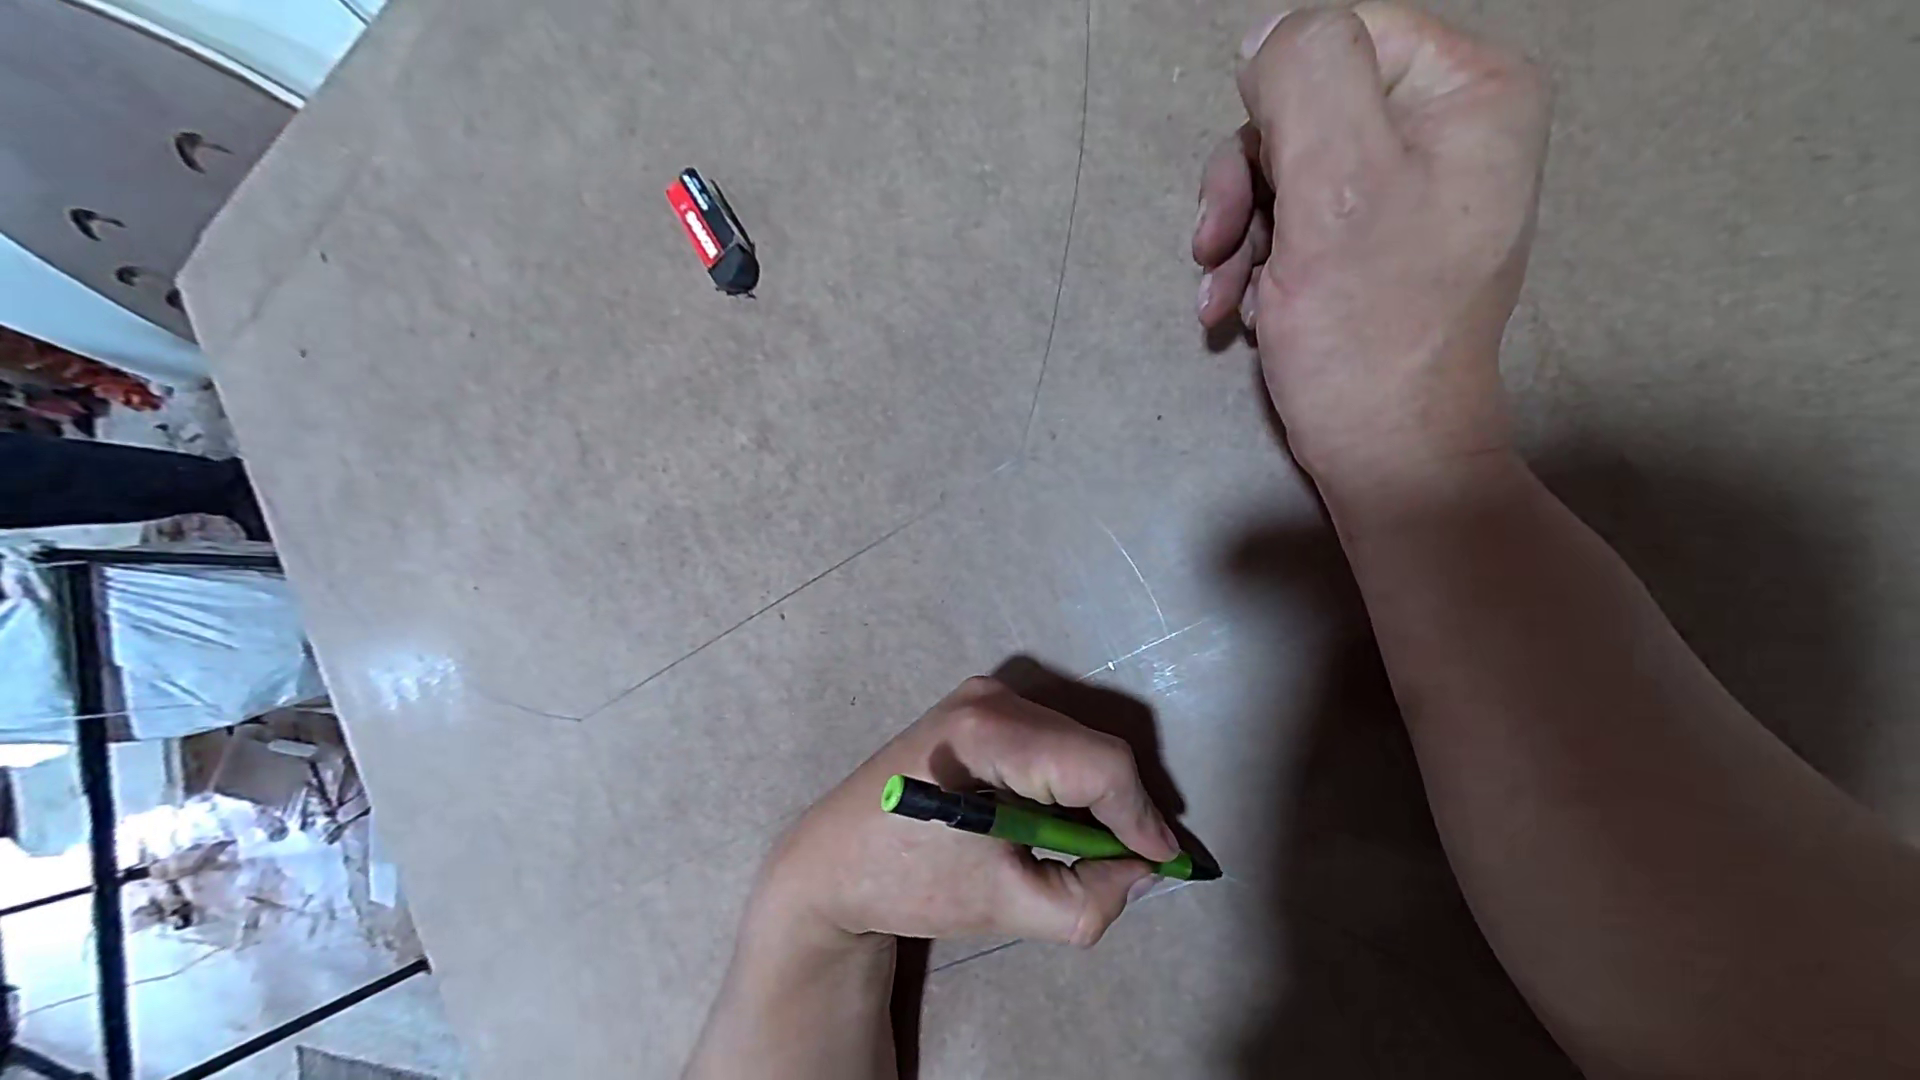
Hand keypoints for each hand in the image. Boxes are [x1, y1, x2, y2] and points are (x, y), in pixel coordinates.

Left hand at [750, 675, 1180, 950]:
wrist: (834, 857)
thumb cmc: (909, 883)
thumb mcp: (1007, 905)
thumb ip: (1090, 897)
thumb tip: (1144, 869)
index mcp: (991, 736)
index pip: (1100, 765)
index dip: (1141, 817)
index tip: (1165, 865)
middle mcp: (992, 698)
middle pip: (1091, 749)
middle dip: (1119, 809)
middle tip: (1127, 864)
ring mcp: (983, 694)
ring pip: (1075, 740)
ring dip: (1094, 794)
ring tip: (1085, 847)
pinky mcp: (980, 703)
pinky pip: (1051, 736)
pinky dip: (1067, 777)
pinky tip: (1052, 816)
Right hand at [1193, 3, 1550, 493]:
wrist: (1384, 446)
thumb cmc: (1363, 326)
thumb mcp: (1334, 185)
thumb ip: (1306, 78)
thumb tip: (1267, 35)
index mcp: (1464, 95)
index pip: (1343, 40)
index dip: (1273, 108)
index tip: (1244, 189)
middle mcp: (1443, 135)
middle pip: (1306, 115)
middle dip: (1245, 188)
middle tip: (1211, 248)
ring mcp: (1402, 199)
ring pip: (1287, 177)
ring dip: (1237, 237)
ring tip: (1218, 298)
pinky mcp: (1367, 253)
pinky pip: (1294, 229)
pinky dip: (1253, 268)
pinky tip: (1234, 312)